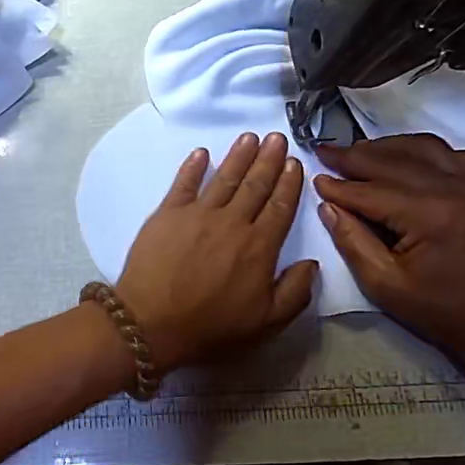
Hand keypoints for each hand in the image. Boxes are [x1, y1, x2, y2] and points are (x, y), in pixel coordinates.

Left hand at [115, 132, 318, 369]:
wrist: (152, 324)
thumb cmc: (211, 328)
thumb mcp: (266, 323)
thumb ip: (295, 292)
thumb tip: (312, 263)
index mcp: (259, 247)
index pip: (280, 207)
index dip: (289, 183)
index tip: (294, 162)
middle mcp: (232, 222)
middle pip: (255, 185)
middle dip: (268, 159)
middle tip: (277, 137)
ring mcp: (198, 214)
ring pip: (224, 178)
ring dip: (239, 155)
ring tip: (250, 137)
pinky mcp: (167, 214)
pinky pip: (183, 183)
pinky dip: (194, 166)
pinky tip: (202, 153)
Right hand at [314, 133, 464, 354]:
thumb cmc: (442, 311)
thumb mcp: (385, 286)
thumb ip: (353, 242)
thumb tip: (328, 207)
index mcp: (428, 215)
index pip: (371, 191)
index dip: (339, 185)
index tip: (315, 177)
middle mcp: (453, 189)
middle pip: (393, 161)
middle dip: (355, 156)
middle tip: (325, 150)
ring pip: (422, 148)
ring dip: (387, 147)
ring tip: (358, 151)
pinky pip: (450, 155)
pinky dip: (423, 151)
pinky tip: (405, 158)